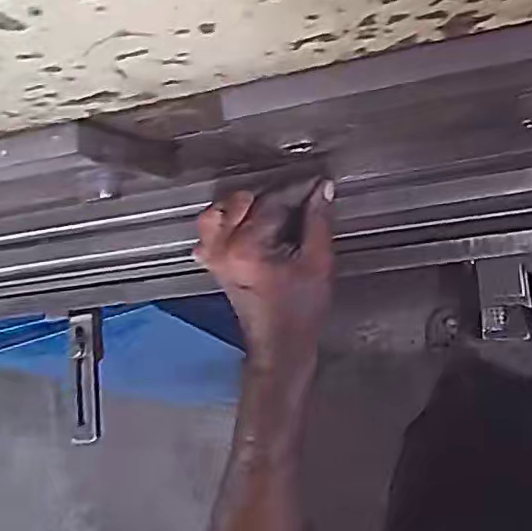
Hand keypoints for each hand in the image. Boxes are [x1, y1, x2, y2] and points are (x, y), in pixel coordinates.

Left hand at [195, 177, 336, 368]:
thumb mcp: (318, 262)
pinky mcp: (214, 264)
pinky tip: (245, 227)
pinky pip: (208, 233)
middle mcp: (223, 248)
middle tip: (299, 200)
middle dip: (273, 196)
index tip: (317, 184)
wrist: (281, 346)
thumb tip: (323, 189)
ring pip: (218, 212)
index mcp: (248, 247)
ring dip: (243, 206)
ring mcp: (214, 257)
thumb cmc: (301, 310)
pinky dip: (224, 224)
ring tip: (270, 210)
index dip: (298, 190)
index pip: (273, 202)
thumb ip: (319, 221)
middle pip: (243, 201)